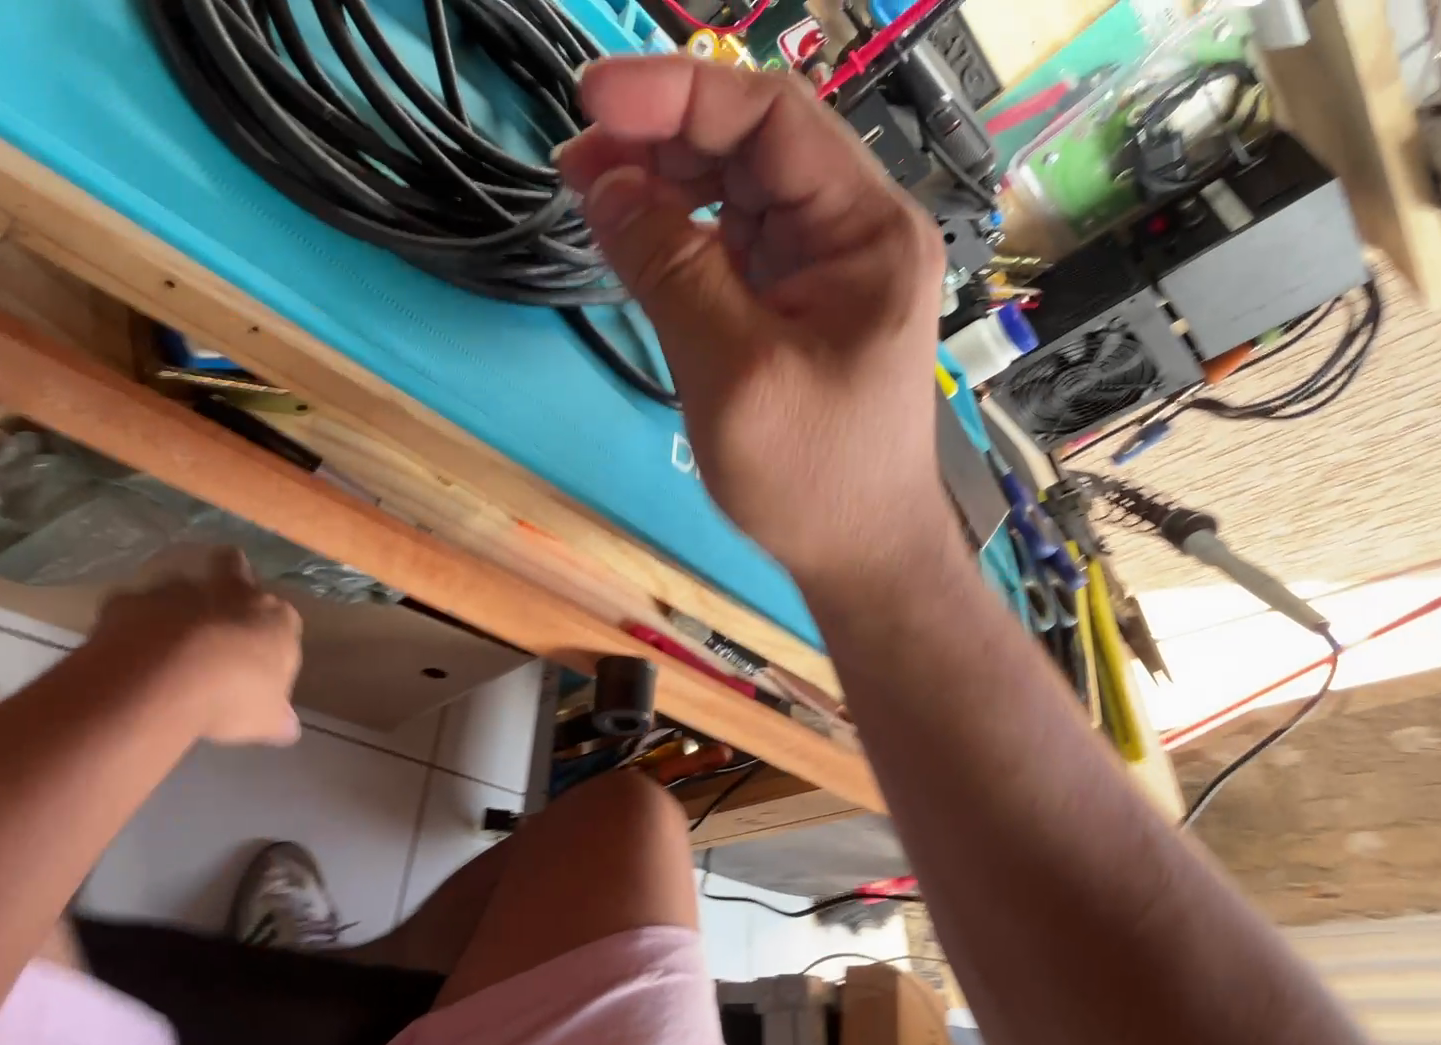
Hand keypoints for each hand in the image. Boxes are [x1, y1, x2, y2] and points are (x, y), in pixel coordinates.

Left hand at [89, 545, 302, 745]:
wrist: (164, 681)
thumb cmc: (234, 696)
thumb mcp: (266, 719)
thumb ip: (276, 718)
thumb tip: (287, 728)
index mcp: (275, 619)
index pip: (281, 618)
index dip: (268, 633)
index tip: (257, 654)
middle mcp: (233, 594)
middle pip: (234, 567)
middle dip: (227, 575)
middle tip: (215, 602)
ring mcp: (179, 592)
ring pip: (179, 584)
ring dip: (173, 604)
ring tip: (163, 637)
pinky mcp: (130, 602)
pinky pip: (131, 608)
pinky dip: (129, 624)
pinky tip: (124, 649)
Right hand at [556, 56, 953, 580]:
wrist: (857, 554)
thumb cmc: (813, 476)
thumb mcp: (734, 372)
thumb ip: (670, 269)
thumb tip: (604, 184)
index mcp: (864, 231)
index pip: (772, 119)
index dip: (679, 95)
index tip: (594, 101)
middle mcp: (848, 233)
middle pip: (749, 149)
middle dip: (661, 141)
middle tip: (576, 163)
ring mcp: (817, 269)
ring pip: (731, 193)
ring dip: (660, 185)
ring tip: (589, 194)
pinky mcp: (786, 304)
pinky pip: (725, 245)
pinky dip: (673, 236)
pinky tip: (628, 237)